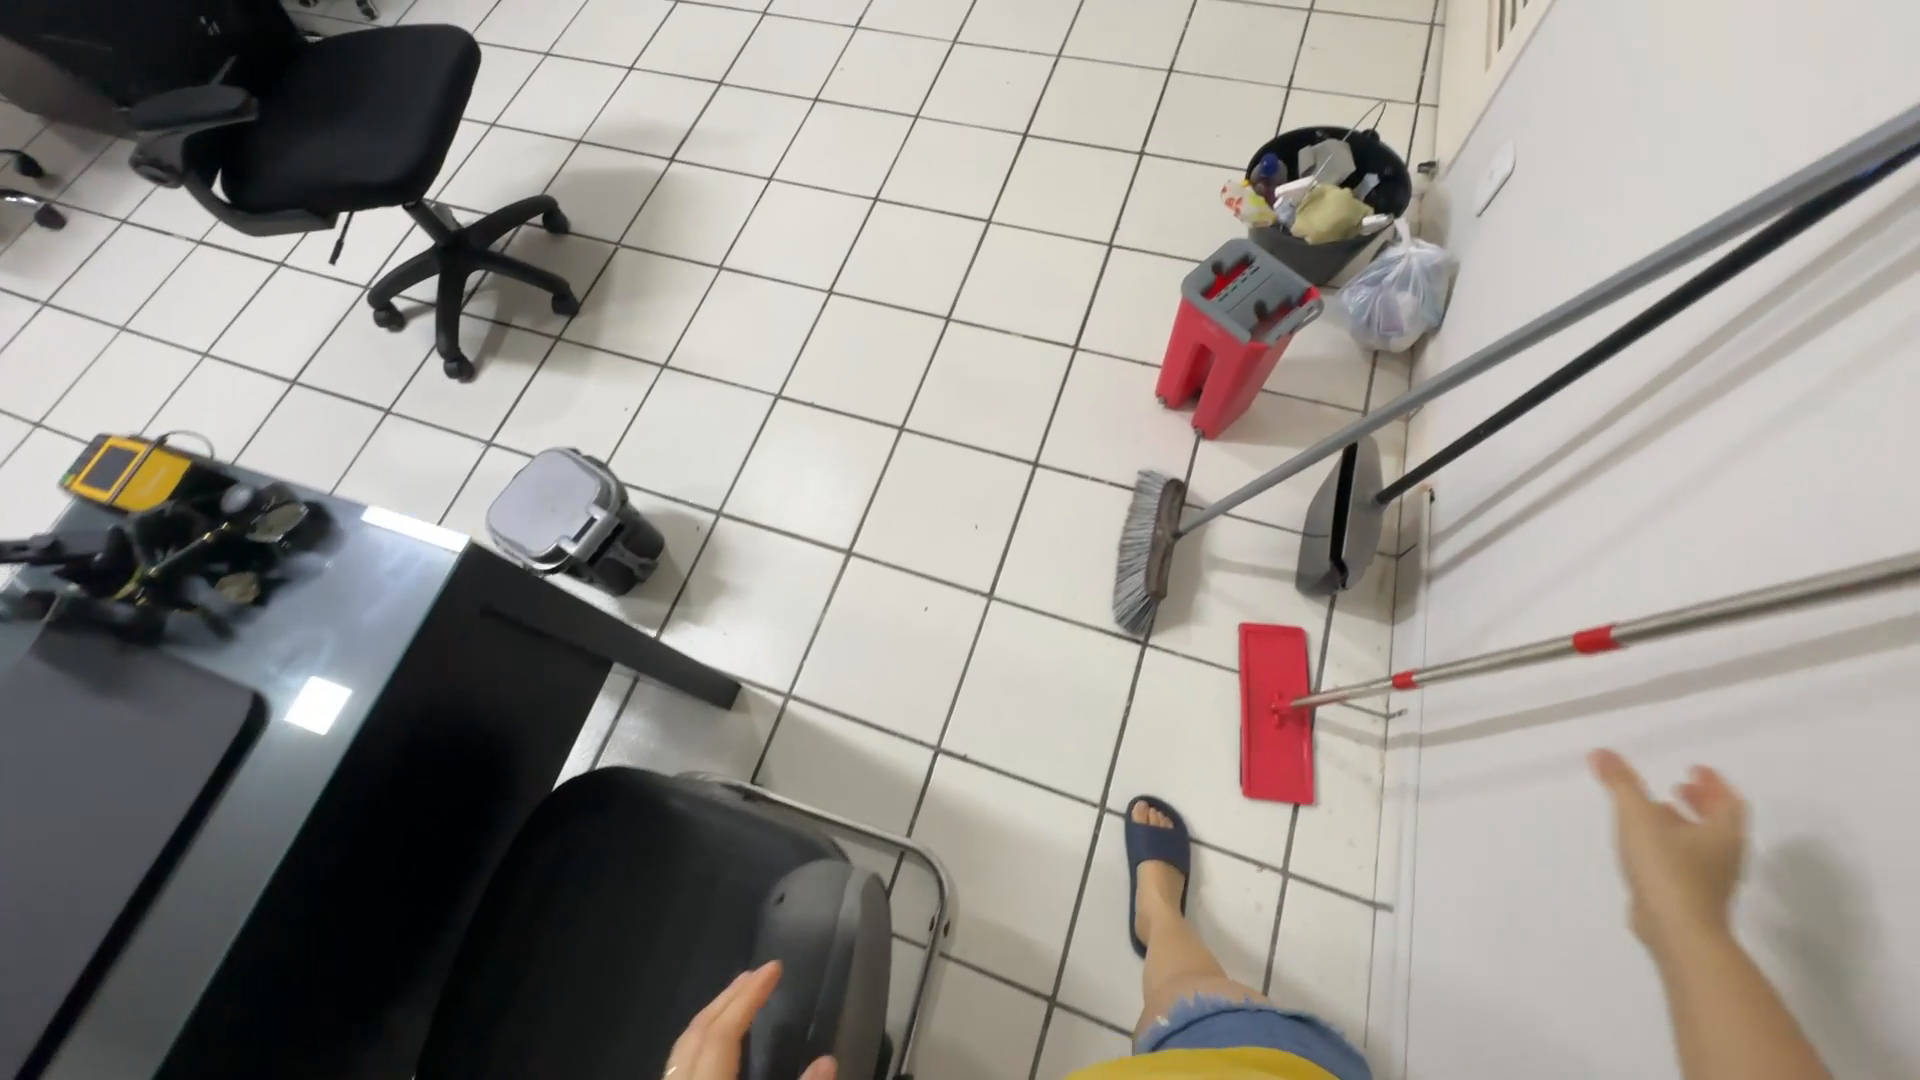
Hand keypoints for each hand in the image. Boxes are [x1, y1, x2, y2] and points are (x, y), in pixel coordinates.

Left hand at [665, 961, 835, 1079]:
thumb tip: (829, 1060)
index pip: (723, 1033)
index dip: (749, 997)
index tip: (775, 968)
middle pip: (697, 1034)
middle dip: (729, 998)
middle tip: (758, 973)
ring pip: (682, 1047)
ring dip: (712, 1015)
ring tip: (739, 995)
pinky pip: (680, 1063)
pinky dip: (701, 1040)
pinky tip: (717, 1041)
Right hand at [1590, 750, 1747, 951]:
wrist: (1678, 932)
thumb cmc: (1667, 869)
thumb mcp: (1638, 818)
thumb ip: (1621, 784)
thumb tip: (1602, 752)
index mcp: (1723, 834)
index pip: (1729, 803)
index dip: (1715, 784)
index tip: (1696, 769)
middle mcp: (1725, 855)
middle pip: (1720, 823)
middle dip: (1700, 802)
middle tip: (1679, 786)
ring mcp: (1711, 879)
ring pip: (1704, 843)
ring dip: (1686, 823)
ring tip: (1657, 811)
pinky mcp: (1692, 896)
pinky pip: (1689, 861)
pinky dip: (1674, 844)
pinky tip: (1647, 846)